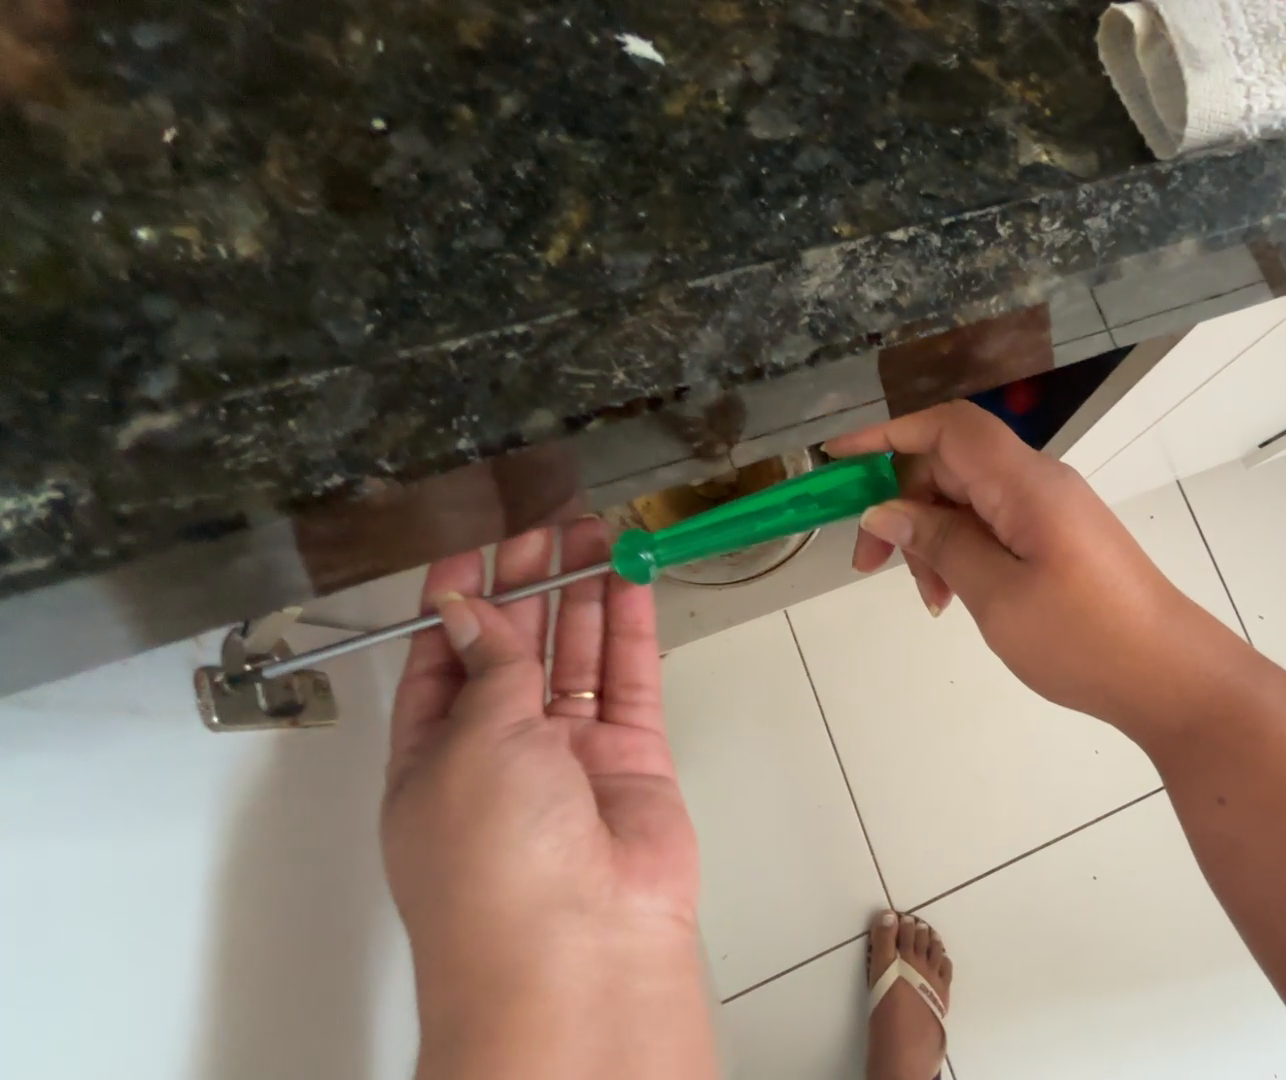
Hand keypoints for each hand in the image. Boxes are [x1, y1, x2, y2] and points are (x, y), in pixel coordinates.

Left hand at [381, 519, 714, 1079]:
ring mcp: (575, 749)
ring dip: (586, 593)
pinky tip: (632, 578)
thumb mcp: (471, 746)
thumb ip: (490, 667)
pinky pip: (631, 676)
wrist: (582, 943)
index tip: (477, 545)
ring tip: (597, 533)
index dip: (457, 601)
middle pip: (518, 647)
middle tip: (551, 525)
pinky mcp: (635, 750)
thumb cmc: (493, 857)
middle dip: (532, 584)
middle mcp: (505, 747)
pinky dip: (631, 626)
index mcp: (436, 754)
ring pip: (579, 654)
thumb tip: (470, 608)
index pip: (443, 659)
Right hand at [826, 402, 1248, 736]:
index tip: (837, 460)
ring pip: (968, 502)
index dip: (887, 433)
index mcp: (1025, 483)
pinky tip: (954, 598)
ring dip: (933, 539)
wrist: (1170, 677)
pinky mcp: (1057, 540)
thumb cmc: (1084, 639)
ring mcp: (1050, 512)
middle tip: (870, 566)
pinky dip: (963, 554)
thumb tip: (883, 511)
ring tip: (929, 600)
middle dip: (902, 506)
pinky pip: (994, 528)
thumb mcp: (996, 595)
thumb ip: (939, 543)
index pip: (948, 426)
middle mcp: (1038, 484)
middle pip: (951, 466)